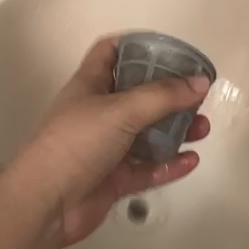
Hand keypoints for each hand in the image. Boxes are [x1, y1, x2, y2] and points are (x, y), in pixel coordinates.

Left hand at [6, 37, 211, 245]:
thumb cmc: (77, 143)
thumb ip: (162, 96)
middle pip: (137, 93)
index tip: (168, 49)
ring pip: (146, 132)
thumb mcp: (120, 110)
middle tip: (196, 94)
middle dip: (168, 92)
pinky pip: (147, 168)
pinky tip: (191, 160)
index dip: (136, 44)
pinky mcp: (114, 179)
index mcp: (91, 84)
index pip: (110, 52)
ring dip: (174, 129)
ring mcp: (106, 147)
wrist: (45, 203)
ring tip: (202, 128)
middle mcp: (99, 111)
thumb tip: (200, 82)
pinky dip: (169, 164)